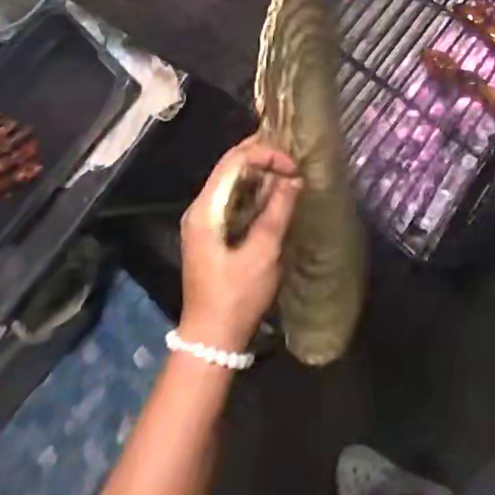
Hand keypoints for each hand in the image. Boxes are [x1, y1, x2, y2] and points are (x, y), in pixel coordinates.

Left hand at [178, 134, 301, 352]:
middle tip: (294, 158)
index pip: (233, 161)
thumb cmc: (237, 296)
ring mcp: (204, 221)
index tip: (294, 167)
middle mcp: (200, 208)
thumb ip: (278, 210)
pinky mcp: (212, 233)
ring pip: (232, 181)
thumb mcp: (263, 253)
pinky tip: (276, 193)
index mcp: (206, 209)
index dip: (265, 154)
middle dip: (262, 157)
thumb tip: (294, 178)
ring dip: (260, 172)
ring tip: (290, 170)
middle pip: (230, 166)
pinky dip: (255, 190)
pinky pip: (234, 198)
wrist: (212, 340)